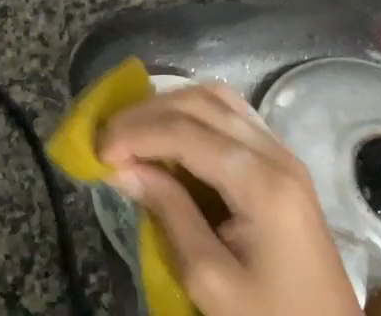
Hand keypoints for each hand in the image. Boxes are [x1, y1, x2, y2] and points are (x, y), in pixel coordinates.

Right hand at [99, 86, 359, 315]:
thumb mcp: (210, 281)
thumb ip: (168, 214)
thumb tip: (122, 167)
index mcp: (261, 183)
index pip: (184, 131)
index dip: (135, 133)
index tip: (97, 152)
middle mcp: (275, 153)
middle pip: (200, 102)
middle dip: (146, 113)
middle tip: (107, 138)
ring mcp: (283, 153)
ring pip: (217, 98)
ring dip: (169, 106)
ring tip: (132, 131)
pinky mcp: (281, 163)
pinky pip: (231, 115)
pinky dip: (192, 113)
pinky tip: (169, 134)